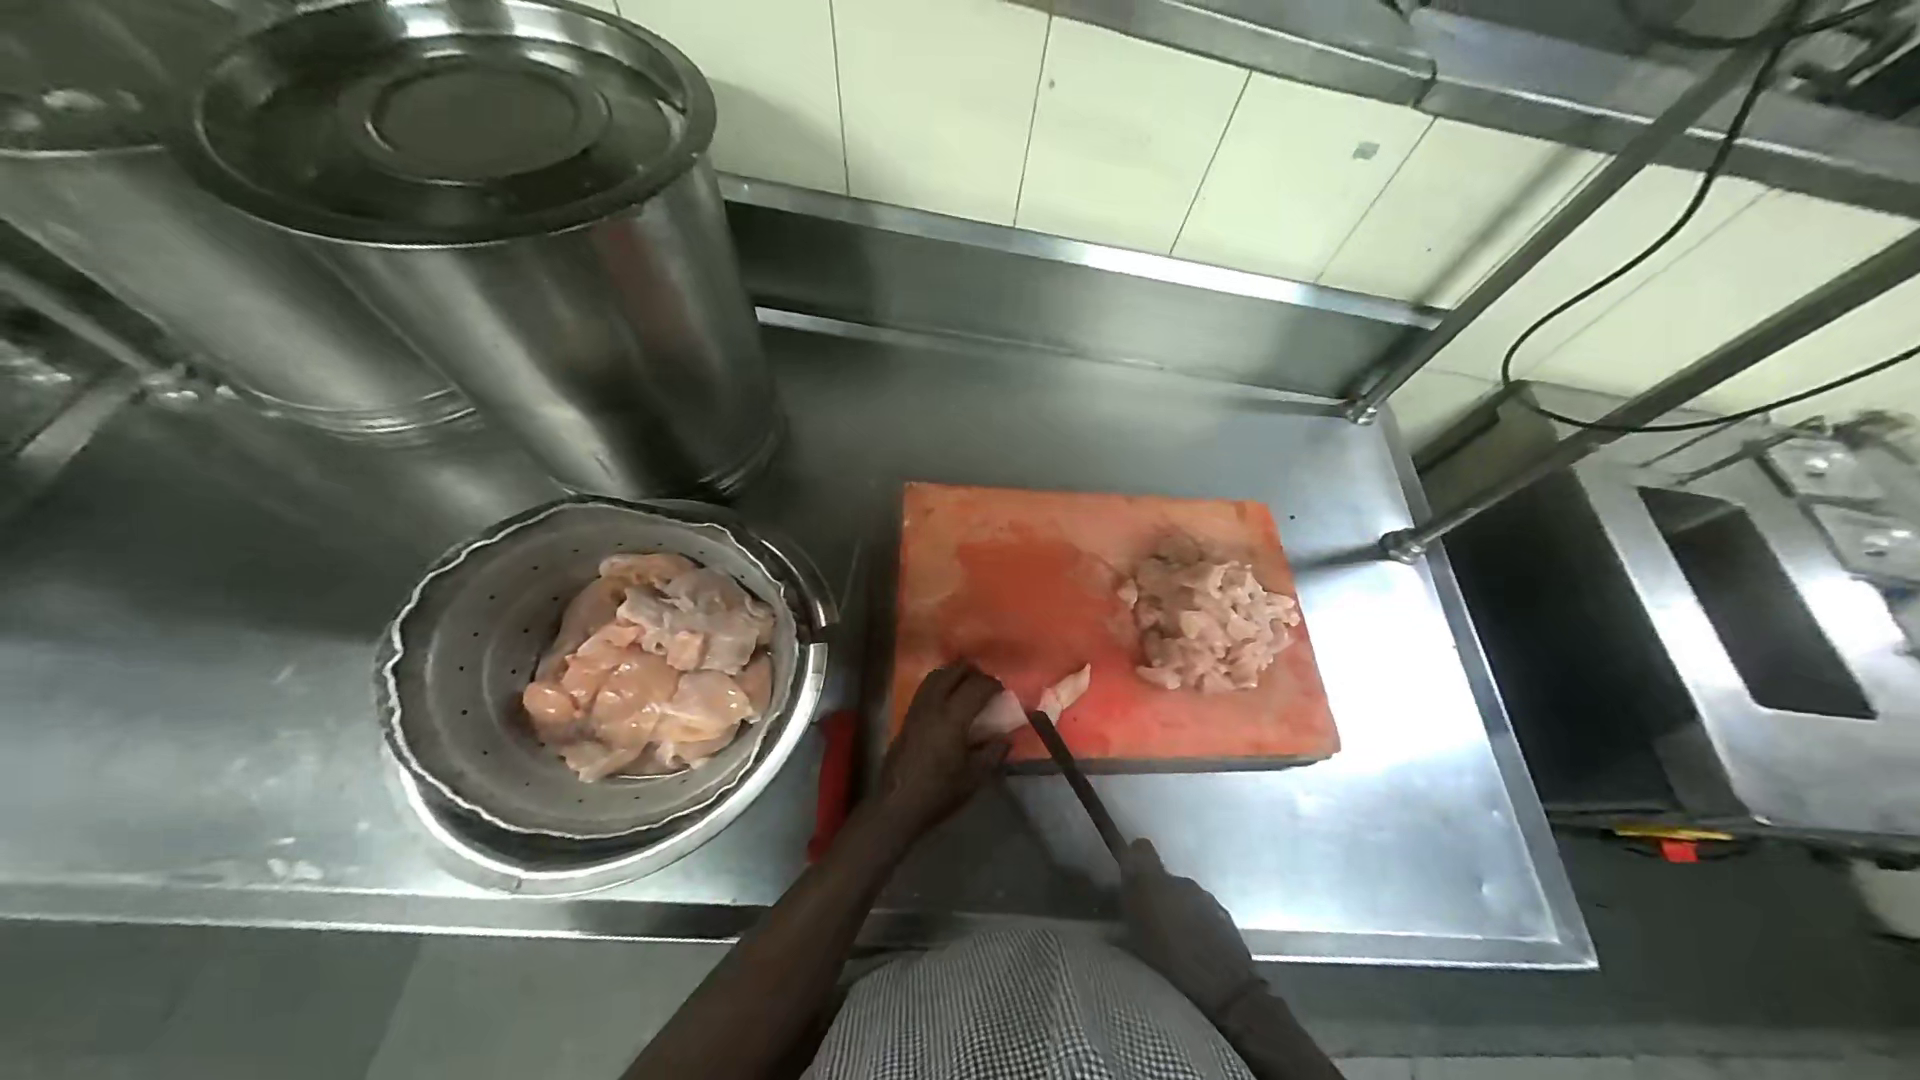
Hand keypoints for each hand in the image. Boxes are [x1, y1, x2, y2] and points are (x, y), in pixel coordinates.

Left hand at [874, 664, 1011, 840]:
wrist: (898, 804)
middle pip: (953, 672)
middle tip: (986, 684)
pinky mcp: (907, 717)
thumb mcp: (975, 776)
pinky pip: (925, 689)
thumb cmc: (939, 792)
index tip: (1003, 691)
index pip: (976, 686)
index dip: (993, 684)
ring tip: (967, 686)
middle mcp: (933, 706)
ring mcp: (916, 709)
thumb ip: (993, 753)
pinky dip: (940, 684)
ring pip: (935, 676)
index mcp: (952, 718)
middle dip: (973, 672)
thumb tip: (1006, 739)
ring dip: (954, 674)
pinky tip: (948, 700)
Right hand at [1120, 839, 1262, 1018]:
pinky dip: (1195, 924)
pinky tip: (1193, 949)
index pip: (1141, 849)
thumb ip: (1128, 902)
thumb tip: (1123, 880)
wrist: (1226, 986)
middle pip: (1163, 878)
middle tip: (1148, 922)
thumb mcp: (1134, 932)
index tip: (1129, 876)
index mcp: (1155, 881)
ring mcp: (1206, 899)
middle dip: (1156, 894)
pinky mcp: (1224, 918)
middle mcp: (1182, 882)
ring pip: (1183, 897)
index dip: (1135, 858)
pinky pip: (1201, 913)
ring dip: (1176, 911)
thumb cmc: (1170, 959)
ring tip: (1172, 941)